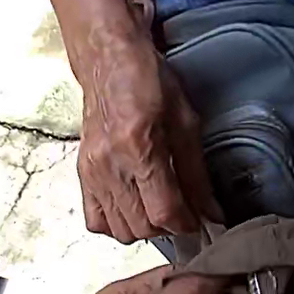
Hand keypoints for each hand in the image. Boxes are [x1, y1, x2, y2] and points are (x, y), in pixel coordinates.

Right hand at [73, 18, 219, 242]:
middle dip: (168, 227)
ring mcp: (93, 174)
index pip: (164, 211)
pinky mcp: (83, 177)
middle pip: (143, 227)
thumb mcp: (186, 123)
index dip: (186, 224)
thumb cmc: (147, 82)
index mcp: (140, 146)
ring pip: (121, 230)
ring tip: (158, 209)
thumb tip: (211, 212)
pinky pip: (97, 222)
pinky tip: (132, 209)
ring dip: (145, 228)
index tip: (198, 221)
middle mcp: (111, 165)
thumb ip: (197, 174)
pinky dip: (117, 225)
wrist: (108, 62)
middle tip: (182, 213)